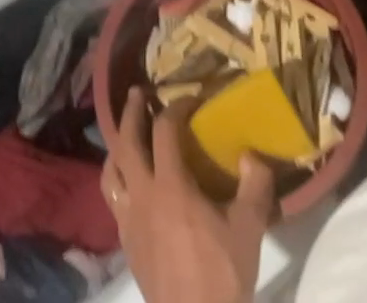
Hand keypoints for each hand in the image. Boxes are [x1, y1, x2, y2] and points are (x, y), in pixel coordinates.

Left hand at [103, 87, 276, 302]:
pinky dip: (117, 177)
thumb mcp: (250, 226)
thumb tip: (251, 154)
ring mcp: (128, 219)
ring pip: (111, 171)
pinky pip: (113, 197)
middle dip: (131, 113)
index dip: (175, 108)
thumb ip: (255, 183)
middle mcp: (142, 195)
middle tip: (138, 92)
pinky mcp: (125, 241)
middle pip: (126, 143)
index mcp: (171, 186)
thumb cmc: (222, 272)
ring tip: (125, 133)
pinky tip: (130, 181)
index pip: (164, 131)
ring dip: (117, 145)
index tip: (190, 99)